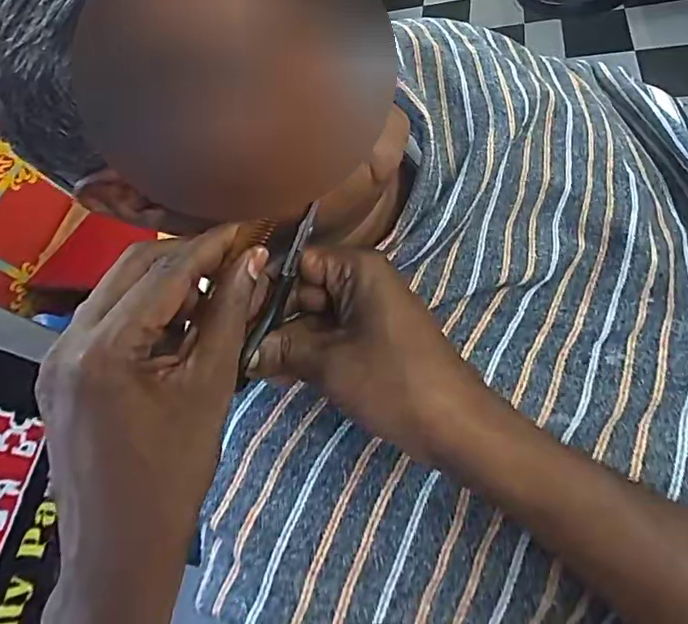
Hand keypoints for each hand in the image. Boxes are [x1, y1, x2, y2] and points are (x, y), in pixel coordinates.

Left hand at [38, 226, 268, 623]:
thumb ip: (229, 312)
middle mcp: (68, 342)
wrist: (119, 551)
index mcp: (103, 348)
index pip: (165, 272)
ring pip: (118, 289)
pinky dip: (146, 309)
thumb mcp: (210, 386)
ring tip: (213, 287)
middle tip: (232, 255)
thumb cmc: (172, 475)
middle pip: (134, 268)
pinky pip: (107, 318)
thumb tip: (251, 259)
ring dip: (166, 281)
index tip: (246, 228)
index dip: (211, 245)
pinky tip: (180, 320)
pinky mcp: (60, 372)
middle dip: (187, 255)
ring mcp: (57, 357)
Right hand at [246, 244, 490, 467]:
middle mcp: (362, 279)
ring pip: (314, 315)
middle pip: (304, 289)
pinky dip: (308, 350)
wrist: (454, 425)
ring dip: (287, 339)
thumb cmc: (393, 381)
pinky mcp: (371, 336)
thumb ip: (283, 349)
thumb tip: (244, 350)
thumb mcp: (330, 364)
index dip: (267, 287)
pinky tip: (278, 374)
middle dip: (273, 318)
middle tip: (236, 348)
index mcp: (358, 268)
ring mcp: (367, 309)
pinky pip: (331, 334)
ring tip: (250, 366)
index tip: (234, 316)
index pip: (299, 263)